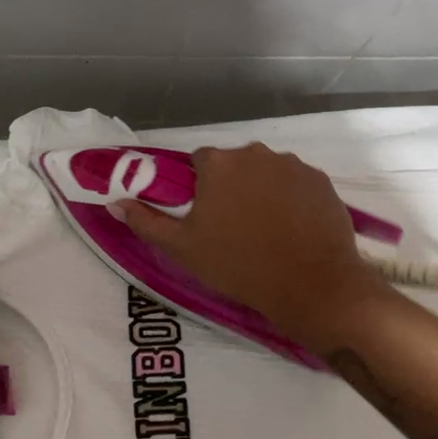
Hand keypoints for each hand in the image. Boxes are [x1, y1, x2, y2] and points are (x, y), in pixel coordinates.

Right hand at [116, 144, 386, 347]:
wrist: (311, 285)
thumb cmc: (238, 265)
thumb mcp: (182, 248)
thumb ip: (146, 221)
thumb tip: (115, 203)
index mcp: (219, 164)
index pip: (200, 161)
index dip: (199, 187)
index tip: (205, 216)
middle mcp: (255, 153)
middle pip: (236, 165)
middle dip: (232, 187)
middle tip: (235, 227)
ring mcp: (293, 165)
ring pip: (268, 172)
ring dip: (263, 191)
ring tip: (267, 231)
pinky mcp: (322, 181)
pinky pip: (298, 184)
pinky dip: (293, 200)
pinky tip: (293, 230)